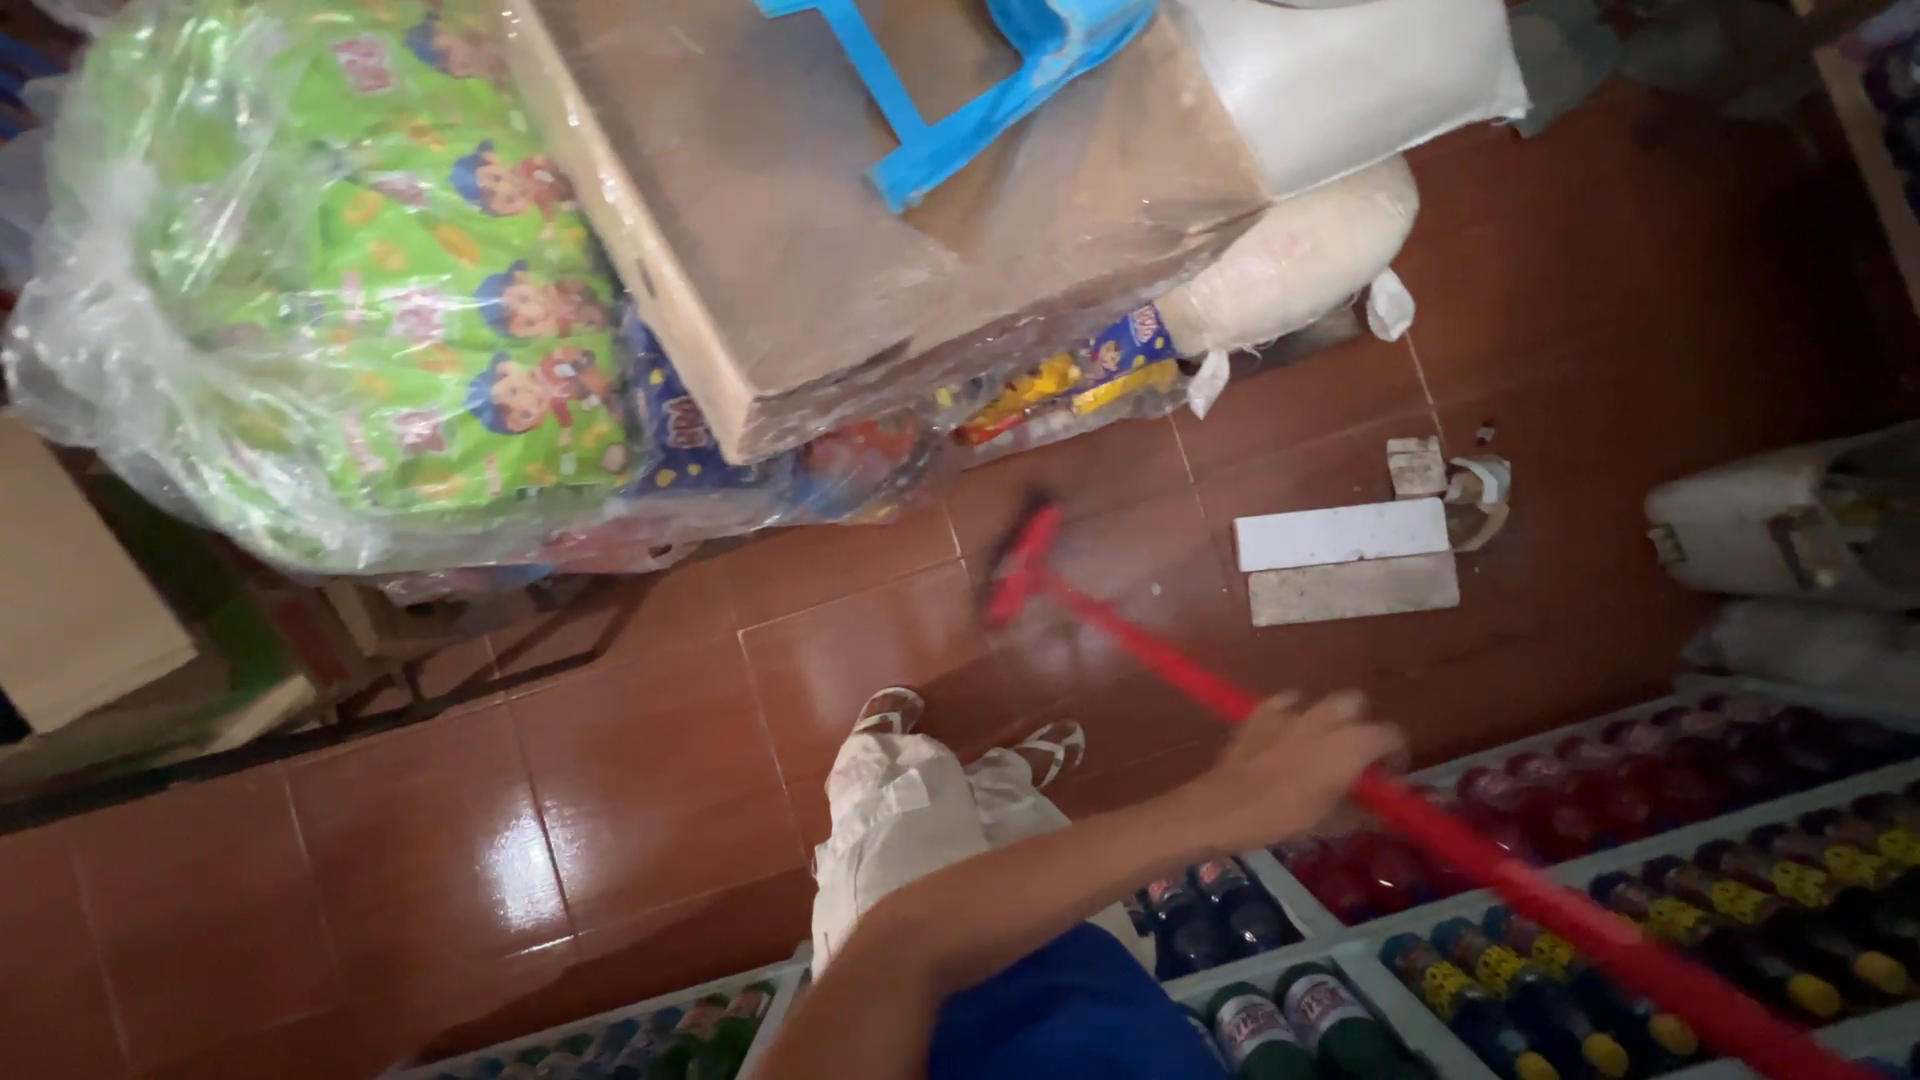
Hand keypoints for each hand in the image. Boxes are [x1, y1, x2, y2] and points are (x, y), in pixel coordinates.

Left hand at [1160, 691, 1404, 855]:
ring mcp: (1289, 711)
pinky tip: (1287, 732)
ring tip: (1320, 743)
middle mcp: (1324, 719)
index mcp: (1351, 745)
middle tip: (1355, 752)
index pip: (1390, 734)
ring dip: (1328, 718)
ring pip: (1321, 701)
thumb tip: (1384, 808)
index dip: (1395, 752)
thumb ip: (1366, 809)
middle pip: (1356, 704)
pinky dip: (1293, 712)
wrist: (1227, 804)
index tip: (1387, 774)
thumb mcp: (1334, 821)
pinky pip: (1286, 701)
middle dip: (1361, 723)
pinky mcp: (1260, 711)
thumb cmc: (1285, 816)